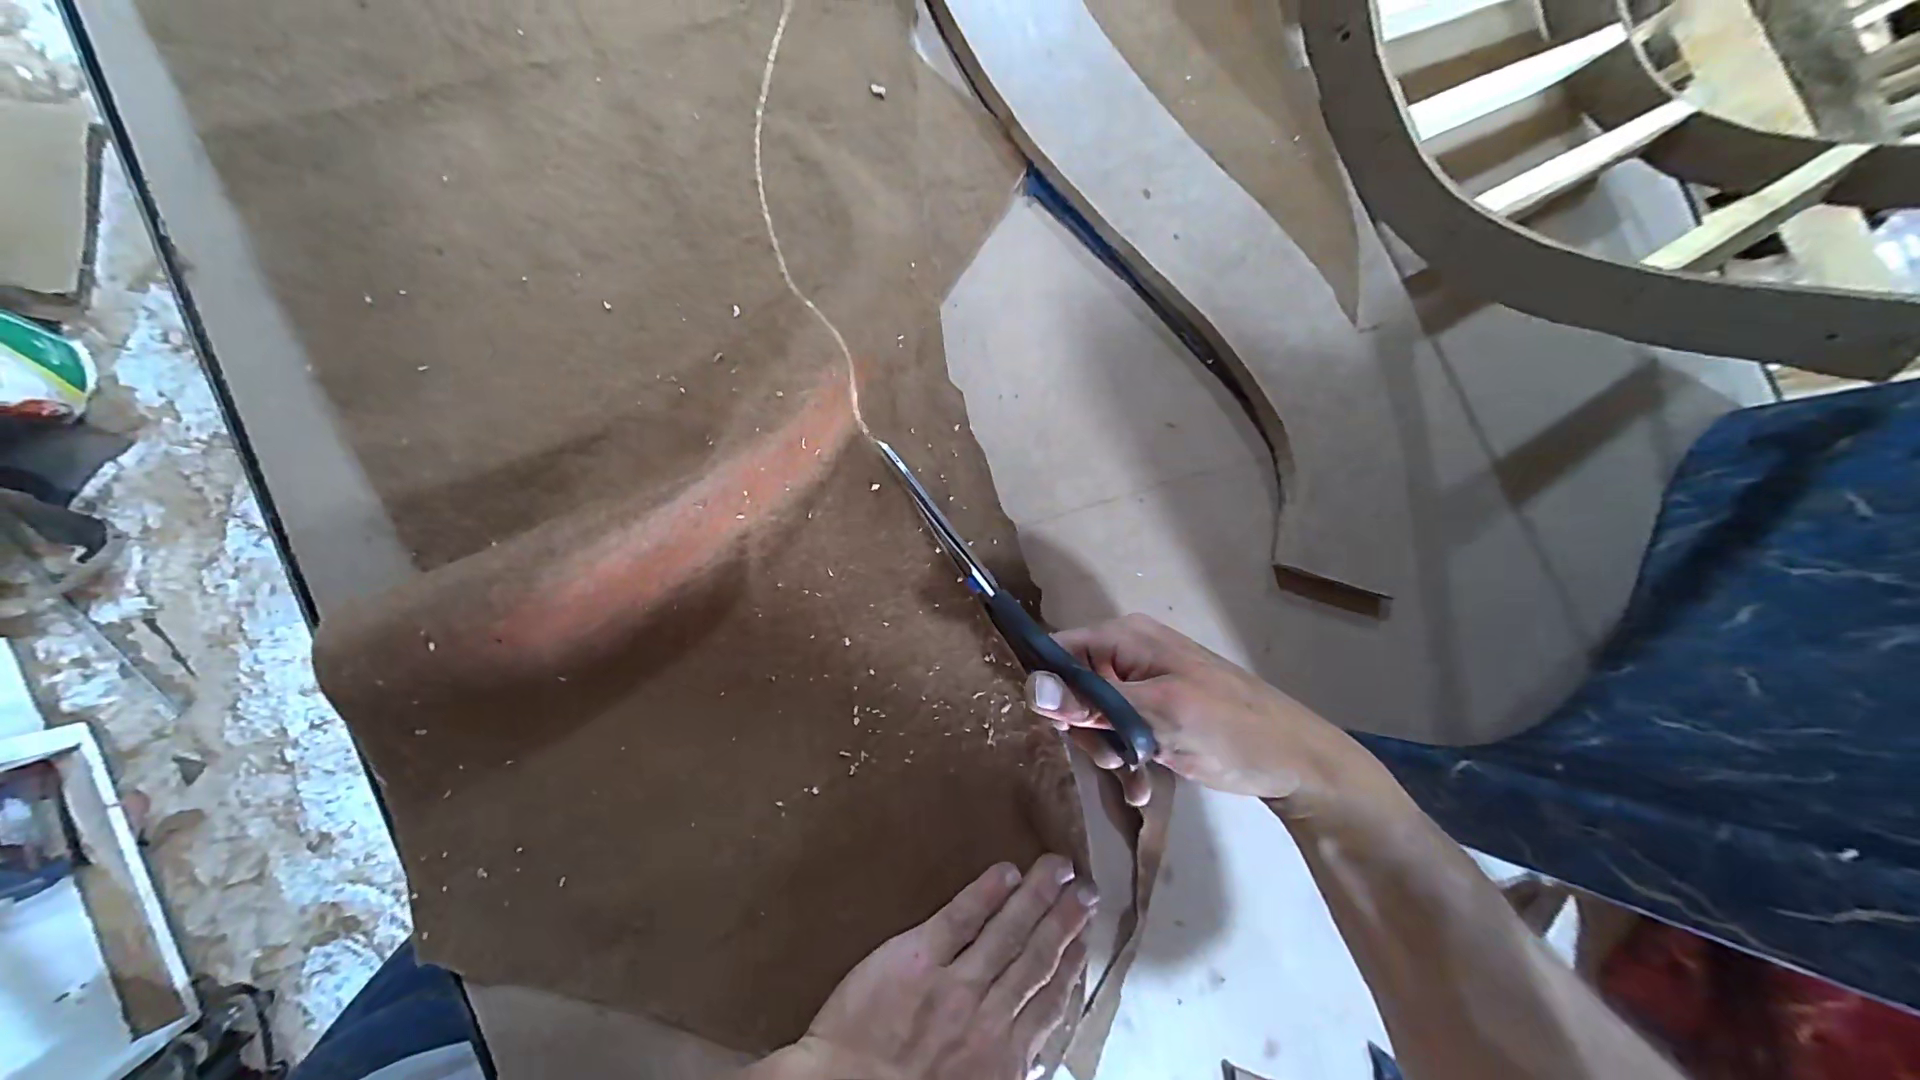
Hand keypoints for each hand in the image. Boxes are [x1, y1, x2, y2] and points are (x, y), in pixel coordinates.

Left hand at [746, 855, 1094, 1079]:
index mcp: (1005, 1061)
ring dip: (1038, 896)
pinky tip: (1007, 872)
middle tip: (1086, 887)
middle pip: (1038, 958)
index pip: (1052, 1000)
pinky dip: (986, 893)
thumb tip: (1035, 1040)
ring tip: (1059, 867)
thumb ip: (1009, 1066)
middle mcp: (988, 1020)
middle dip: (1066, 919)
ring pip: (1008, 931)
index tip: (1085, 934)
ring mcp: (954, 985)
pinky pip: (960, 918)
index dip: (1073, 962)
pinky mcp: (915, 958)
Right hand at [1025, 614, 1374, 813]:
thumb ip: (1093, 702)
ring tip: (1133, 774)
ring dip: (1106, 750)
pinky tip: (1141, 786)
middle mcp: (1128, 655)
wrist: (1298, 764)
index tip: (1056, 727)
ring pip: (1093, 716)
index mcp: (1125, 637)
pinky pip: (1118, 732)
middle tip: (1110, 755)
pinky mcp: (1153, 714)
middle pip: (1073, 688)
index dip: (1049, 687)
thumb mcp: (1158, 715)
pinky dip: (1124, 759)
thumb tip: (1030, 686)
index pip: (1060, 649)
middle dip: (1085, 728)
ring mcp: (1142, 685)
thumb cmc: (1231, 729)